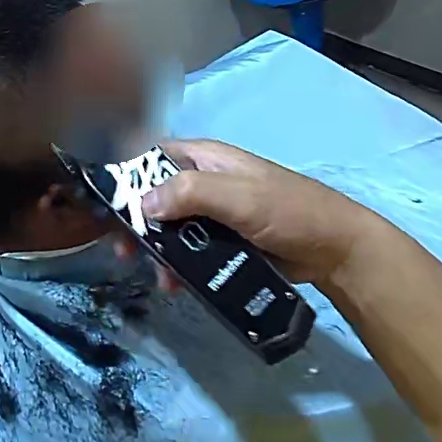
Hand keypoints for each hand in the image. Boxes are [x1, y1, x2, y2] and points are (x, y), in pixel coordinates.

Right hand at [140, 139, 391, 285]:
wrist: (333, 249)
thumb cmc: (289, 211)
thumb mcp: (240, 197)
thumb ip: (192, 193)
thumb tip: (141, 203)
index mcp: (207, 159)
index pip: (154, 156)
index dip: (128, 176)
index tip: (108, 206)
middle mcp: (205, 181)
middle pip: (155, 196)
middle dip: (137, 222)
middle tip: (124, 251)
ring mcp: (214, 213)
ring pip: (170, 227)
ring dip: (157, 250)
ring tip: (157, 277)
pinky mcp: (223, 241)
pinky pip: (189, 250)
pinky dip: (177, 266)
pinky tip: (175, 285)